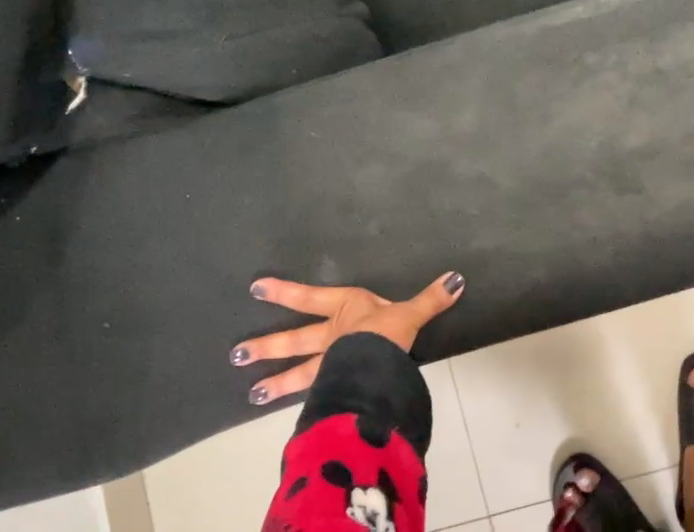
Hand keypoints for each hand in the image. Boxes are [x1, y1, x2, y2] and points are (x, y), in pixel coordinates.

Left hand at [232, 272, 465, 404]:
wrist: (379, 365)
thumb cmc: (389, 332)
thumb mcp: (411, 312)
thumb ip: (431, 299)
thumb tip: (457, 278)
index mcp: (347, 309)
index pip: (309, 297)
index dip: (284, 291)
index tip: (256, 288)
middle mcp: (332, 335)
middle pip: (295, 339)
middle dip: (266, 345)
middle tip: (236, 354)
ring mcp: (330, 365)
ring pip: (298, 373)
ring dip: (275, 381)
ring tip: (250, 394)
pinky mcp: (334, 389)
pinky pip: (314, 395)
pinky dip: (299, 403)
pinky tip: (285, 415)